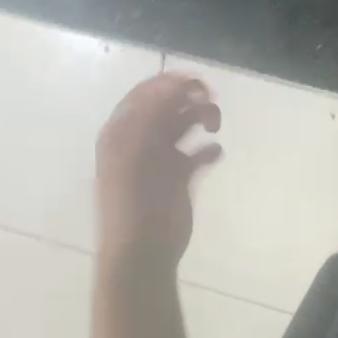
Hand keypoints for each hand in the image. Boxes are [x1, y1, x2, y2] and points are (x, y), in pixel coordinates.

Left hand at [95, 73, 221, 273]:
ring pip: (186, 123)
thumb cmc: (134, 203)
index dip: (172, 83)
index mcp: (123, 132)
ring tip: (214, 127)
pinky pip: (198, 151)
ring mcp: (160, 157)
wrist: (141, 254)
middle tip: (210, 104)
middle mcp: (141, 139)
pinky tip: (213, 153)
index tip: (198, 85)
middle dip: (191, 98)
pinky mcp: (178, 176)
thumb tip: (174, 84)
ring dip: (202, 118)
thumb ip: (151, 116)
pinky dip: (209, 148)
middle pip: (170, 104)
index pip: (147, 92)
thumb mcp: (136, 153)